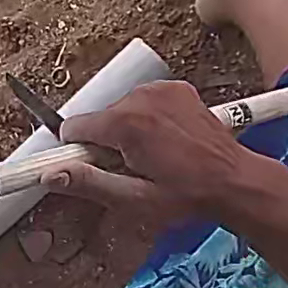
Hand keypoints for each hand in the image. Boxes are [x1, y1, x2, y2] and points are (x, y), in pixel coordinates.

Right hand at [44, 81, 287, 225]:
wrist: (236, 181)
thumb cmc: (187, 196)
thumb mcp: (134, 199)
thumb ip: (89, 183)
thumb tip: (51, 175)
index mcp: (127, 123)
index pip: (74, 127)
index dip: (78, 151)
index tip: (94, 167)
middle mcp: (142, 98)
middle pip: (99, 119)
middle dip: (105, 142)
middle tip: (132, 168)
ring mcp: (161, 90)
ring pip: (121, 110)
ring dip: (126, 130)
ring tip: (152, 156)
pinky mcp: (176, 88)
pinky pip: (143, 102)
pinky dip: (146, 117)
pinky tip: (165, 140)